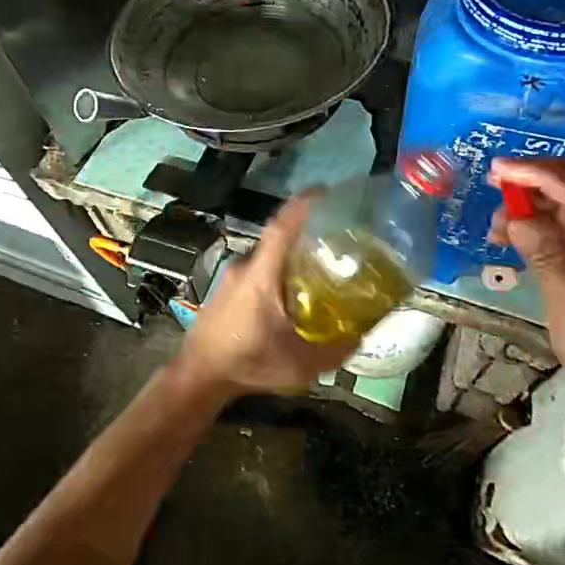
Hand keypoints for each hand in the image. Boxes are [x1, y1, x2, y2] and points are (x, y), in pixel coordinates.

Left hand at [174, 195, 355, 397]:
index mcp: (261, 275)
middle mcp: (245, 267)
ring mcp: (232, 276)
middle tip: (337, 240)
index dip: (302, 205)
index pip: (281, 228)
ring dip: (291, 257)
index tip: (324, 191)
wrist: (200, 374)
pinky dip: (278, 272)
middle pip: (278, 240)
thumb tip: (364, 331)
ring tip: (321, 268)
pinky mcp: (227, 288)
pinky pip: (258, 270)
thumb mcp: (301, 364)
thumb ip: (336, 348)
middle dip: (306, 235)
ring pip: (268, 257)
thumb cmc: (249, 363)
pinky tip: (293, 292)